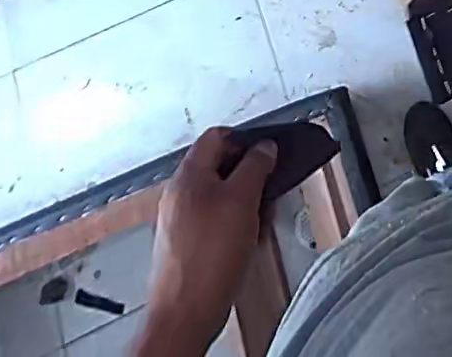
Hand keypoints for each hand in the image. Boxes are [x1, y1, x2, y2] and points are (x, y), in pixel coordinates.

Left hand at [136, 128, 277, 356]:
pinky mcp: (191, 243)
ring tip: (263, 213)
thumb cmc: (209, 257)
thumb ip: (257, 164)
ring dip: (249, 198)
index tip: (268, 149)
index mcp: (188, 177)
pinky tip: (252, 234)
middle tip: (270, 182)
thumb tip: (265, 147)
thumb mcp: (244, 197)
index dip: (246, 138)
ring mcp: (184, 220)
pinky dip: (239, 220)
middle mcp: (181, 195)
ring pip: (224, 193)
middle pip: (223, 165)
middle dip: (252, 173)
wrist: (187, 314)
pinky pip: (220, 218)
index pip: (218, 136)